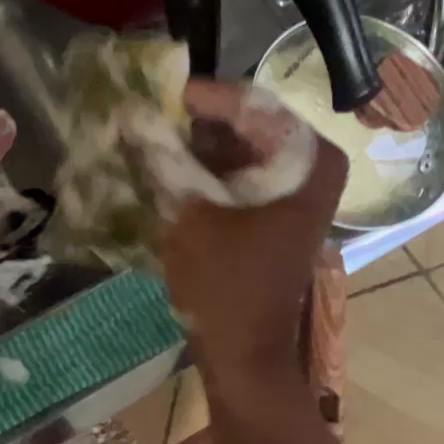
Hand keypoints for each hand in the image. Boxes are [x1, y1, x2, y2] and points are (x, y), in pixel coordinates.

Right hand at [157, 80, 344, 386]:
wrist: (244, 349)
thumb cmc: (224, 284)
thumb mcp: (188, 216)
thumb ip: (163, 160)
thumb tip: (130, 115)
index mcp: (308, 159)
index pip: (252, 103)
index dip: (199, 97)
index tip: (150, 94)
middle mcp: (312, 164)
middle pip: (247, 123)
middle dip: (193, 122)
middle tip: (143, 118)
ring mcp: (296, 188)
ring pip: (239, 148)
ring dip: (194, 147)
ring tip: (146, 142)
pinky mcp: (277, 209)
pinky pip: (238, 173)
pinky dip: (203, 171)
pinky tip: (165, 172)